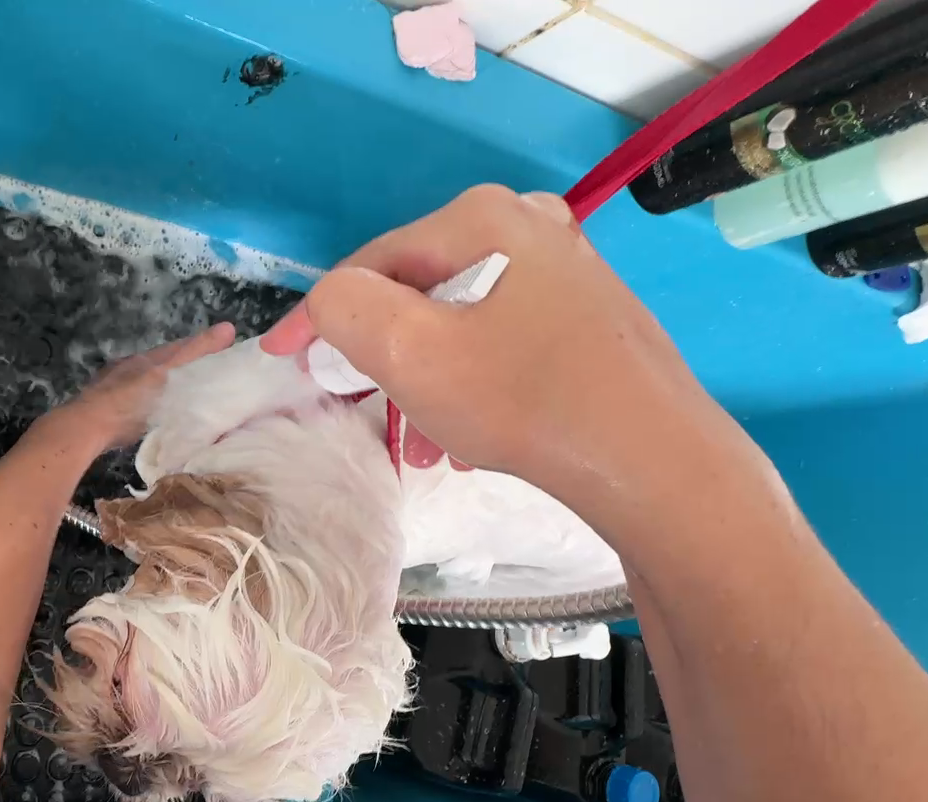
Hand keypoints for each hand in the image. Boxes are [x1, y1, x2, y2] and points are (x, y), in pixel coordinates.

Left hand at [37, 323, 236, 450]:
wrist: (85, 428)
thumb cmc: (128, 401)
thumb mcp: (165, 374)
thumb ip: (194, 353)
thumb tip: (228, 327)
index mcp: (143, 359)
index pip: (175, 349)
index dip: (197, 348)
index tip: (218, 352)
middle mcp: (126, 370)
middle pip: (157, 366)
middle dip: (178, 368)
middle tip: (202, 376)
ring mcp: (111, 391)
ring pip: (143, 385)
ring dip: (160, 388)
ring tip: (179, 397)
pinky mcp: (103, 413)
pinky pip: (131, 404)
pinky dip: (145, 405)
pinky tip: (149, 416)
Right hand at [259, 185, 767, 529]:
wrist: (647, 455)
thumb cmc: (516, 399)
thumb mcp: (405, 350)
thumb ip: (341, 307)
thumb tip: (327, 303)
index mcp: (477, 219)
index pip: (363, 268)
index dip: (314, 320)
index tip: (280, 362)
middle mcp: (522, 223)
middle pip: (407, 294)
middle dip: (377, 359)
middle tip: (363, 411)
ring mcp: (560, 263)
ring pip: (448, 321)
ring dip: (417, 381)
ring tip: (417, 442)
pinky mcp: (580, 306)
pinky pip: (489, 336)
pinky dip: (461, 380)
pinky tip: (463, 430)